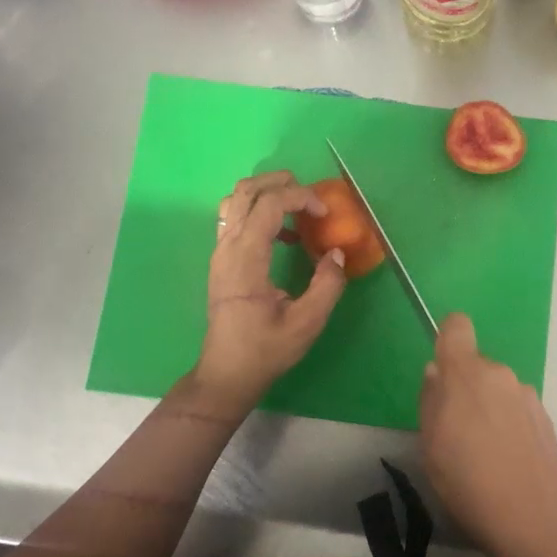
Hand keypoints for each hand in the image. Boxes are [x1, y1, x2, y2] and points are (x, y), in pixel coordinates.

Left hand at [192, 171, 346, 418]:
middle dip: (281, 183)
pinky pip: (234, 219)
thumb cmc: (266, 350)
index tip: (325, 214)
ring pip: (235, 201)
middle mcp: (228, 248)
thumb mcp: (307, 323)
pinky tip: (286, 235)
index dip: (300, 198)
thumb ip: (327, 285)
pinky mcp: (222, 261)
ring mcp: (220, 252)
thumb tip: (336, 254)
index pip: (269, 205)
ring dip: (267, 193)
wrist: (227, 373)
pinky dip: (260, 212)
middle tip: (311, 195)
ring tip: (298, 206)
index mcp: (246, 259)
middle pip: (246, 191)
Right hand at [419, 314, 556, 554]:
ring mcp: (528, 397)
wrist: (537, 522)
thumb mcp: (431, 447)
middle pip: (475, 366)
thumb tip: (436, 373)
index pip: (456, 327)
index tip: (441, 374)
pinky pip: (515, 411)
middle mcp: (501, 375)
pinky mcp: (546, 420)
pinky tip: (506, 464)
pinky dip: (507, 427)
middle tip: (454, 434)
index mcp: (467, 375)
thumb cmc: (469, 484)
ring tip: (482, 457)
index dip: (446, 341)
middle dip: (463, 390)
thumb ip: (431, 401)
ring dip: (486, 411)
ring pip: (497, 391)